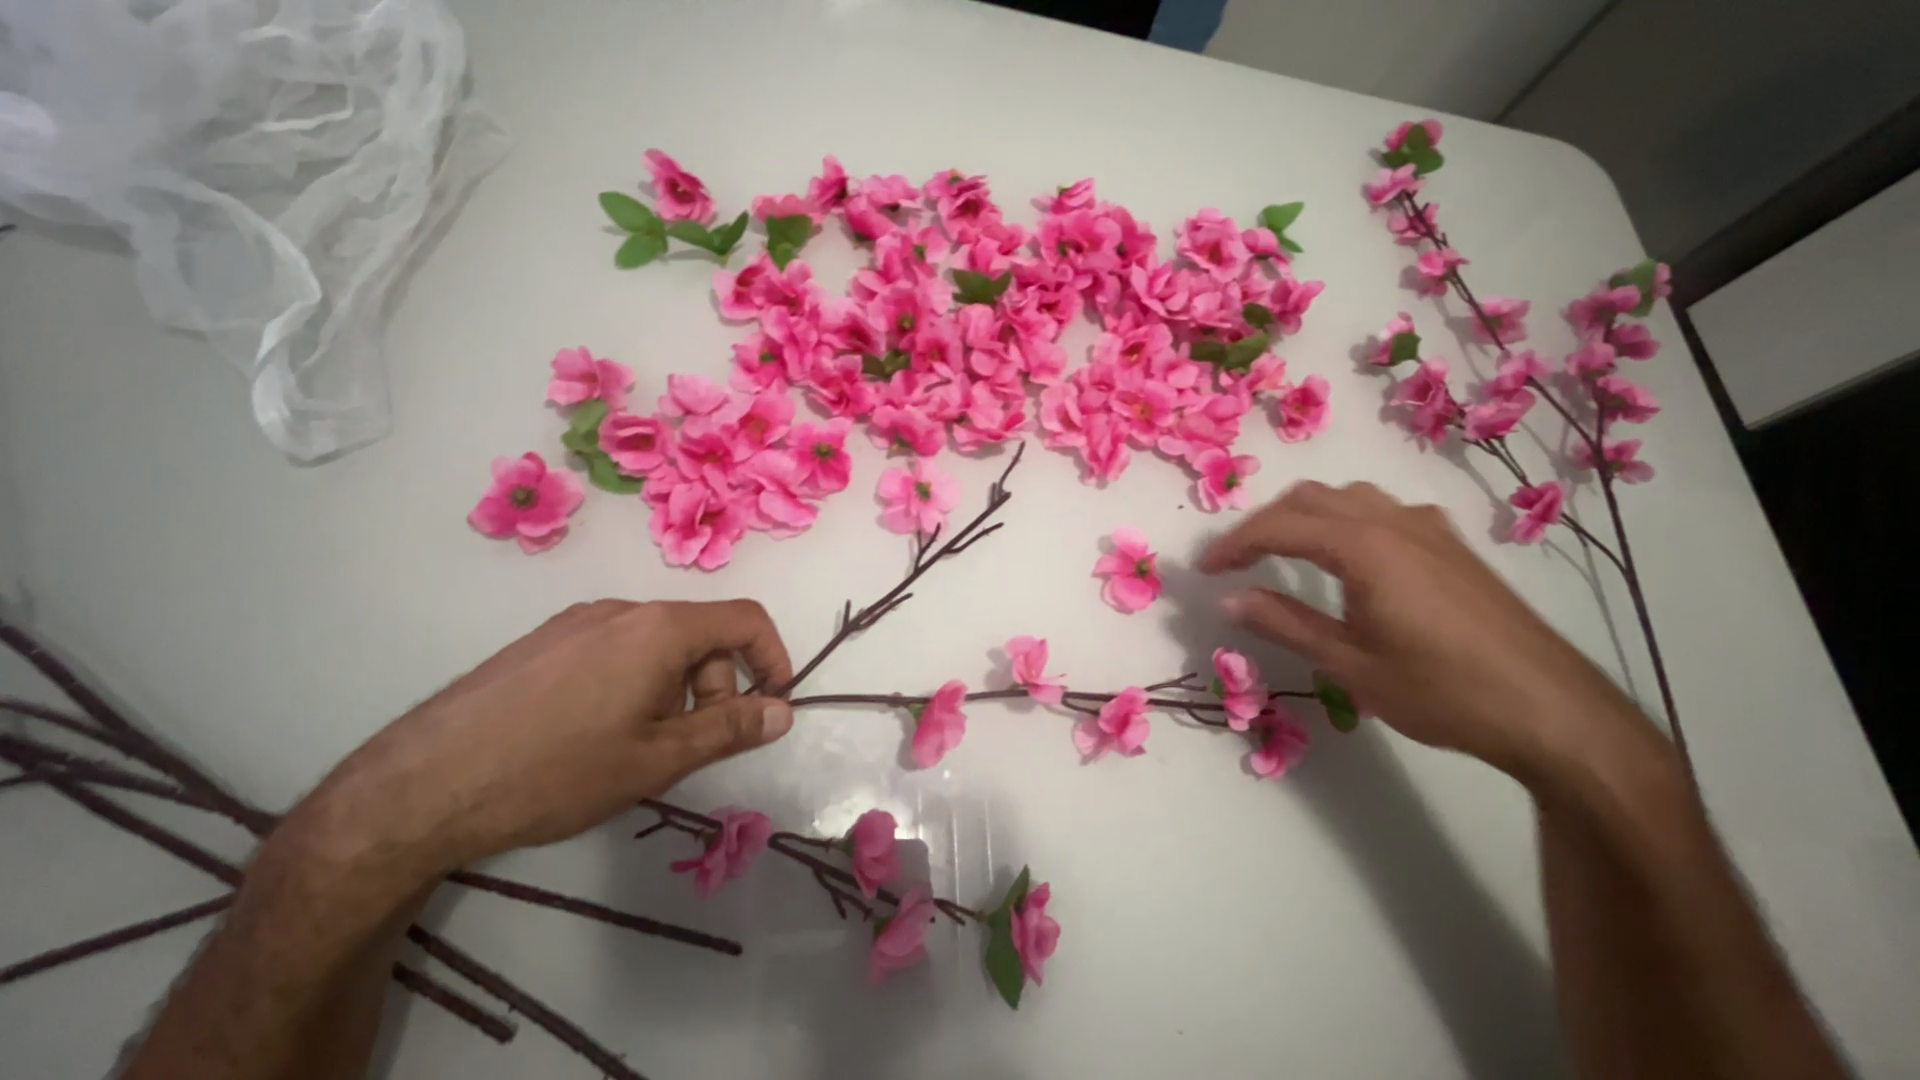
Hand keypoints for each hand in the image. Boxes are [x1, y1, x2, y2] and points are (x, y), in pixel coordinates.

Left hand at [287, 599, 793, 877]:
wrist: (426, 783)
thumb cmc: (559, 771)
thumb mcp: (658, 759)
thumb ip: (729, 730)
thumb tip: (782, 712)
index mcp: (659, 628)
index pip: (744, 619)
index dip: (773, 659)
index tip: (771, 708)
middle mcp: (621, 610)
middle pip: (699, 634)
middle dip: (716, 686)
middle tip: (690, 746)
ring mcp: (575, 623)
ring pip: (655, 645)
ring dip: (674, 689)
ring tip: (637, 748)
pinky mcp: (542, 643)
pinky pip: (614, 650)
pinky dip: (633, 683)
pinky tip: (594, 735)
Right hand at [1199, 481, 1655, 777]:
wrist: (1550, 708)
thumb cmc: (1440, 690)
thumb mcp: (1350, 664)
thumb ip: (1286, 624)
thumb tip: (1230, 600)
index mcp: (1363, 547)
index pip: (1280, 527)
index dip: (1234, 544)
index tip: (1204, 570)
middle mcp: (1394, 522)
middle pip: (1311, 500)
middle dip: (1264, 524)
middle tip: (1235, 562)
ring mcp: (1430, 530)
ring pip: (1349, 498)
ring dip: (1306, 516)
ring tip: (1282, 552)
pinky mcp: (1453, 547)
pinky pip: (1383, 512)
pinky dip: (1346, 521)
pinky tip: (1350, 558)